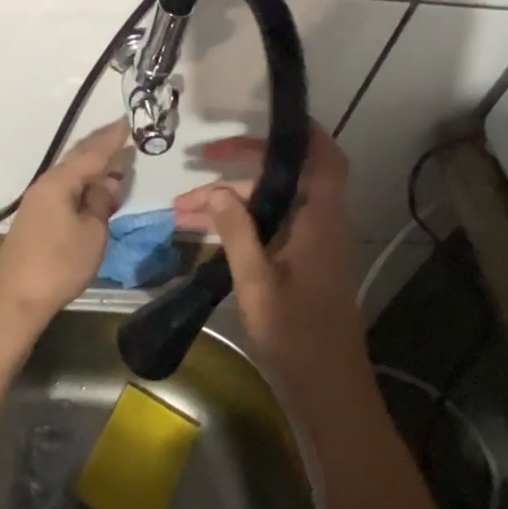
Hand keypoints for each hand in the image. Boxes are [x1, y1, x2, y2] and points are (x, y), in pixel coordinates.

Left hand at [0, 122, 131, 333]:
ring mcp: (38, 201)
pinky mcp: (36, 218)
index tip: (130, 122)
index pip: (92, 152)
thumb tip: (107, 183)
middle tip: (125, 135)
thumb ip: (101, 203)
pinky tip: (94, 190)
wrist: (17, 299)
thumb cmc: (60, 265)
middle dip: (102, 147)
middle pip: (77, 158)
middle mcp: (45, 184)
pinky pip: (65, 189)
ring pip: (71, 174)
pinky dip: (83, 183)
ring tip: (117, 161)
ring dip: (93, 167)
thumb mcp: (92, 233)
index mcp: (59, 182)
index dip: (113, 138)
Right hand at [173, 122, 363, 369]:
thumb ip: (236, 232)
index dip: (305, 134)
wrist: (327, 388)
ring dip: (230, 204)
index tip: (269, 120)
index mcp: (319, 222)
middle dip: (241, 170)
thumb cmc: (296, 334)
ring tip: (180, 210)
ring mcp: (311, 248)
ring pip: (270, 208)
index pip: (326, 161)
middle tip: (200, 163)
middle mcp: (319, 227)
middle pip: (284, 181)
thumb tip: (217, 191)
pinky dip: (238, 226)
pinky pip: (269, 230)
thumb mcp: (256, 281)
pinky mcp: (300, 267)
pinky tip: (202, 233)